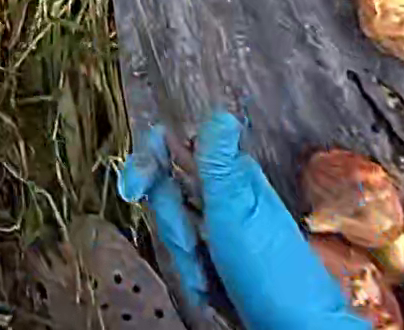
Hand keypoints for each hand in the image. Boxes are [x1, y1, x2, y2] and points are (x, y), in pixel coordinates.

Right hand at [120, 111, 367, 329]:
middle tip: (195, 246)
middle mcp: (221, 194)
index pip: (168, 147)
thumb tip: (220, 112)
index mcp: (227, 171)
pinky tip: (211, 290)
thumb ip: (218, 159)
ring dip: (184, 255)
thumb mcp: (235, 207)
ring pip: (173, 225)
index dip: (146, 162)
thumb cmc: (271, 271)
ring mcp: (219, 229)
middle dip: (172, 222)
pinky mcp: (219, 261)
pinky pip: (186, 257)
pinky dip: (193, 276)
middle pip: (166, 189)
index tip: (132, 187)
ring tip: (209, 277)